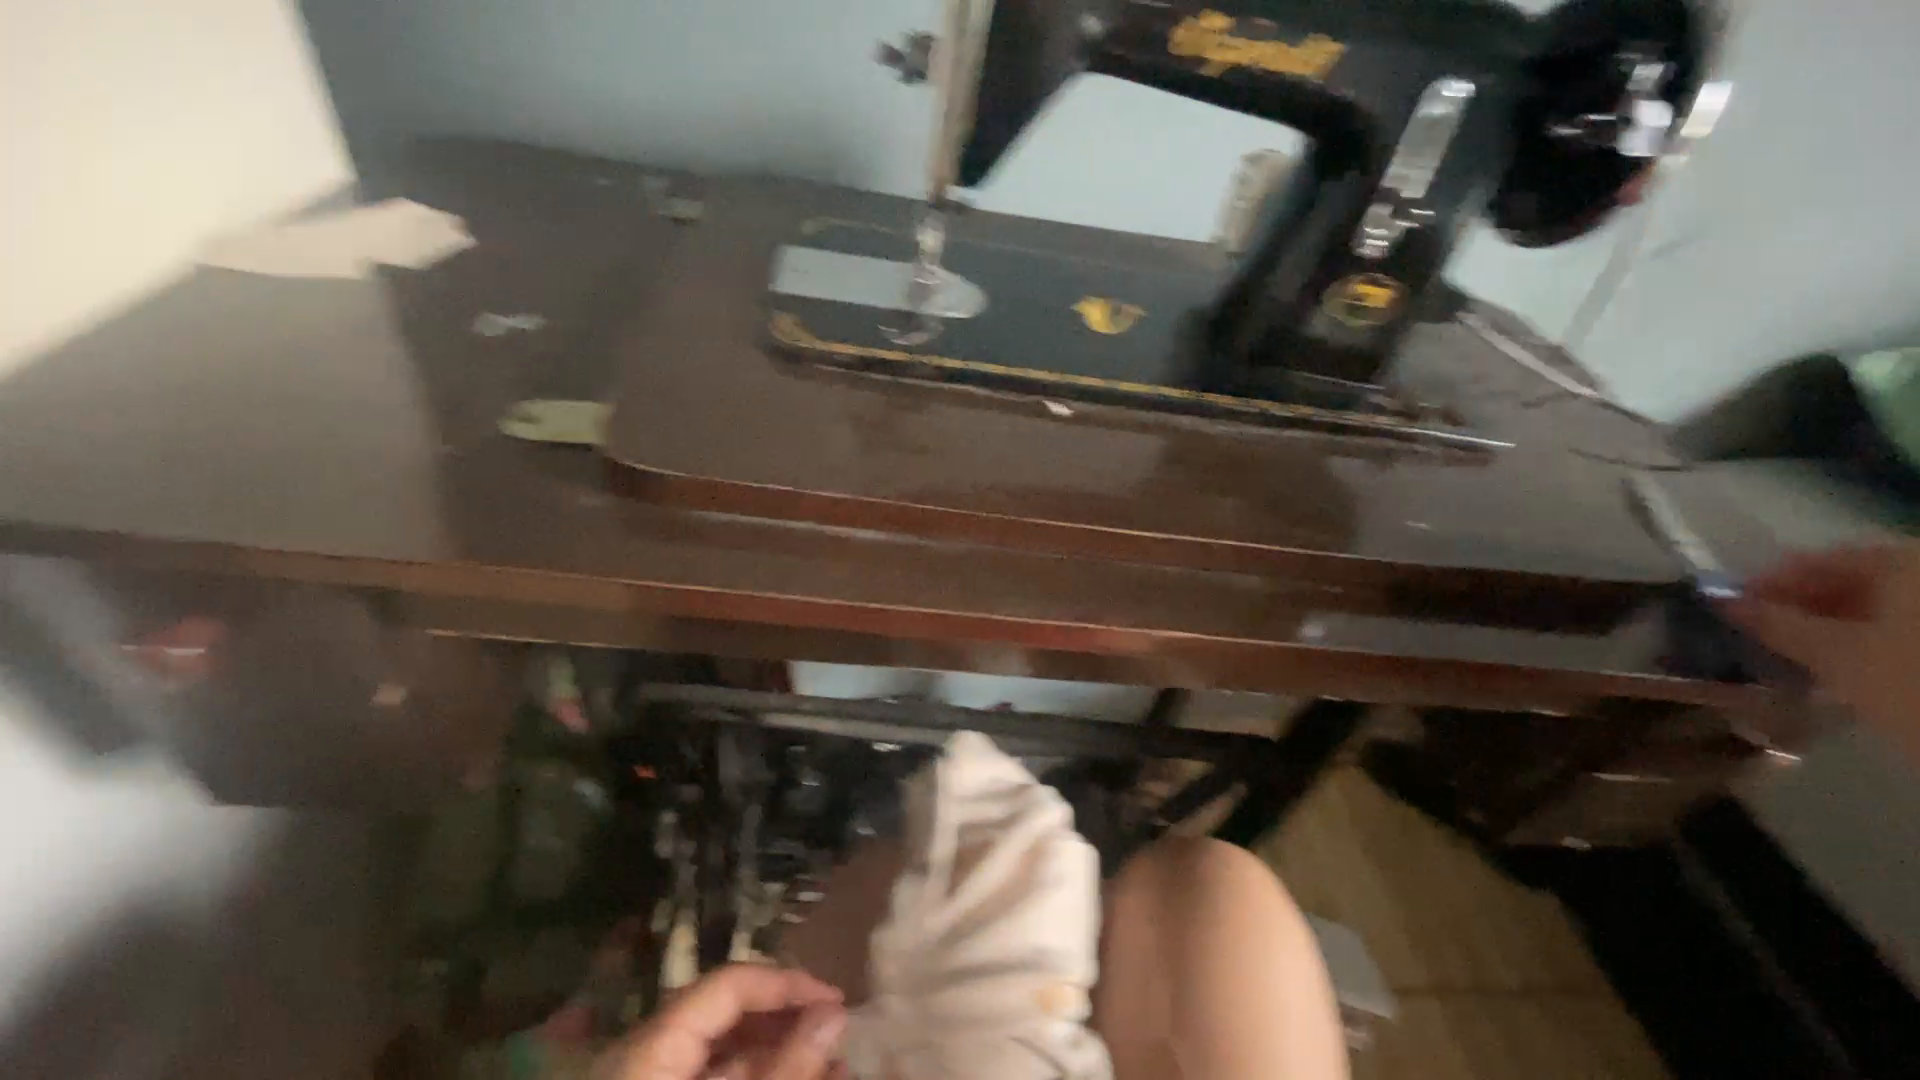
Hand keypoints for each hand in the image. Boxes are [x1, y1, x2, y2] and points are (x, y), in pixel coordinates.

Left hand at [597, 965, 847, 1079]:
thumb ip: (783, 1066)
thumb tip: (835, 1015)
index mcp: (651, 1044)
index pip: (729, 984)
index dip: (786, 983)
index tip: (836, 1002)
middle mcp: (645, 1054)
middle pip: (727, 1016)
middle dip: (788, 1022)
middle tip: (841, 1034)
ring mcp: (651, 1076)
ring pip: (724, 1053)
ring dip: (779, 1053)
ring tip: (833, 1062)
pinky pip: (713, 1078)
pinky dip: (757, 1076)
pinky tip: (798, 1075)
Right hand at [1723, 543, 1919, 764]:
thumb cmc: (1917, 686)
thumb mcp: (1837, 657)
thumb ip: (1776, 624)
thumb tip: (1724, 602)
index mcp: (1906, 562)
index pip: (1818, 560)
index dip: (1768, 583)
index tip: (1732, 610)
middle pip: (1854, 581)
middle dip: (1803, 607)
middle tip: (1760, 635)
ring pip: (1883, 607)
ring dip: (1835, 628)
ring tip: (1799, 658)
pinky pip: (1908, 629)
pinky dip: (1874, 642)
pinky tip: (1851, 669)